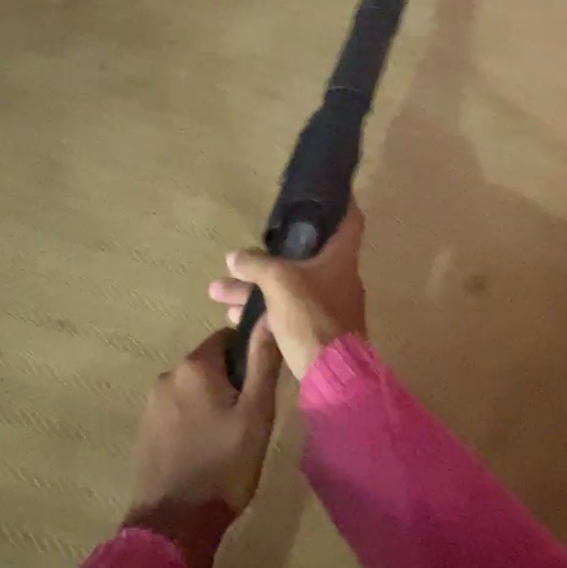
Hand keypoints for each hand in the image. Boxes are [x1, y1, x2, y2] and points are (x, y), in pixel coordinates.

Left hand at [122, 325, 281, 567]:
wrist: (175, 525)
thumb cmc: (224, 465)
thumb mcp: (256, 412)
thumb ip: (263, 361)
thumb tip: (269, 316)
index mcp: (195, 366)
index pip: (227, 337)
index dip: (248, 356)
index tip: (259, 385)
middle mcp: (168, 376)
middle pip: (209, 364)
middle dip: (229, 381)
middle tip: (248, 416)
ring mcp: (151, 405)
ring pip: (193, 389)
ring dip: (210, 402)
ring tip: (228, 437)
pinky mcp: (144, 431)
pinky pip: (177, 411)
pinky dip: (193, 421)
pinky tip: (205, 449)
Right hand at [209, 206, 367, 378]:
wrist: (332, 375)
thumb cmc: (312, 316)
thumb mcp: (280, 282)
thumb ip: (257, 264)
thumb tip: (235, 256)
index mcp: (341, 256)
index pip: (349, 219)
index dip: (339, 203)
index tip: (323, 192)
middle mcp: (338, 276)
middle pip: (301, 258)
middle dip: (263, 259)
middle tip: (233, 260)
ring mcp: (328, 305)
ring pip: (287, 287)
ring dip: (253, 288)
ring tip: (217, 292)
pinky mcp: (317, 331)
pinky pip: (287, 312)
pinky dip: (264, 311)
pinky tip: (234, 319)